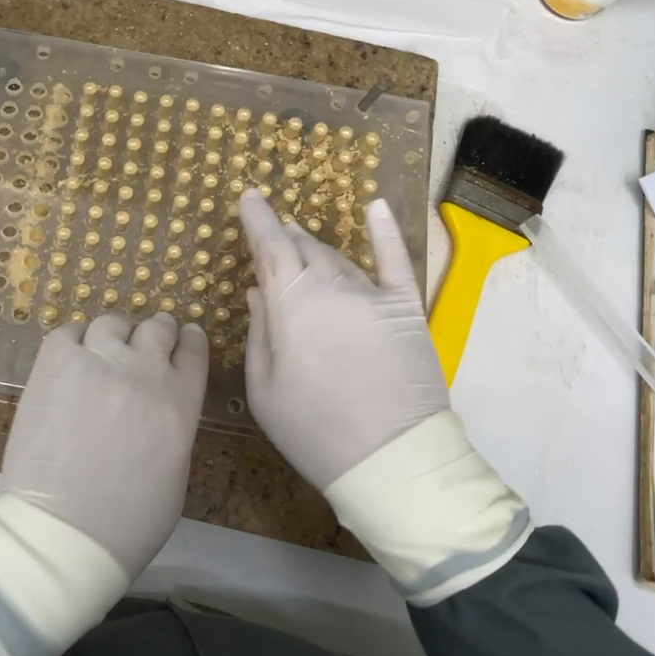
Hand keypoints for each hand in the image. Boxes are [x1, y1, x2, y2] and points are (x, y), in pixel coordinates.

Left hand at [0, 312, 207, 575]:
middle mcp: (143, 373)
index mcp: (180, 403)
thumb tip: (161, 405)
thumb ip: (174, 425)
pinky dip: (74, 341)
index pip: (193, 351)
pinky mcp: (54, 365)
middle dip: (154, 333)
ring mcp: (96, 362)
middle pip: (156, 328)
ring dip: (114, 335)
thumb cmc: (127, 521)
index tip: (183, 338)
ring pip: (112, 323)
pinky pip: (68, 333)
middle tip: (142, 344)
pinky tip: (71, 360)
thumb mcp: (175, 472)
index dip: (187, 341)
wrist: (63, 531)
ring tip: (103, 351)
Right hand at [239, 188, 447, 489]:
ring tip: (299, 236)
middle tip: (270, 230)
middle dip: (283, 237)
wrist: (392, 459)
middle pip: (303, 250)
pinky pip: (395, 261)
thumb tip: (258, 291)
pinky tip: (376, 207)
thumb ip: (259, 332)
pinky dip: (384, 232)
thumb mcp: (264, 389)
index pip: (270, 248)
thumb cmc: (313, 430)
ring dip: (315, 245)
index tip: (248, 196)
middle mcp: (333, 289)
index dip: (257, 220)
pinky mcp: (406, 310)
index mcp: (292, 306)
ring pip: (338, 258)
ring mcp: (373, 296)